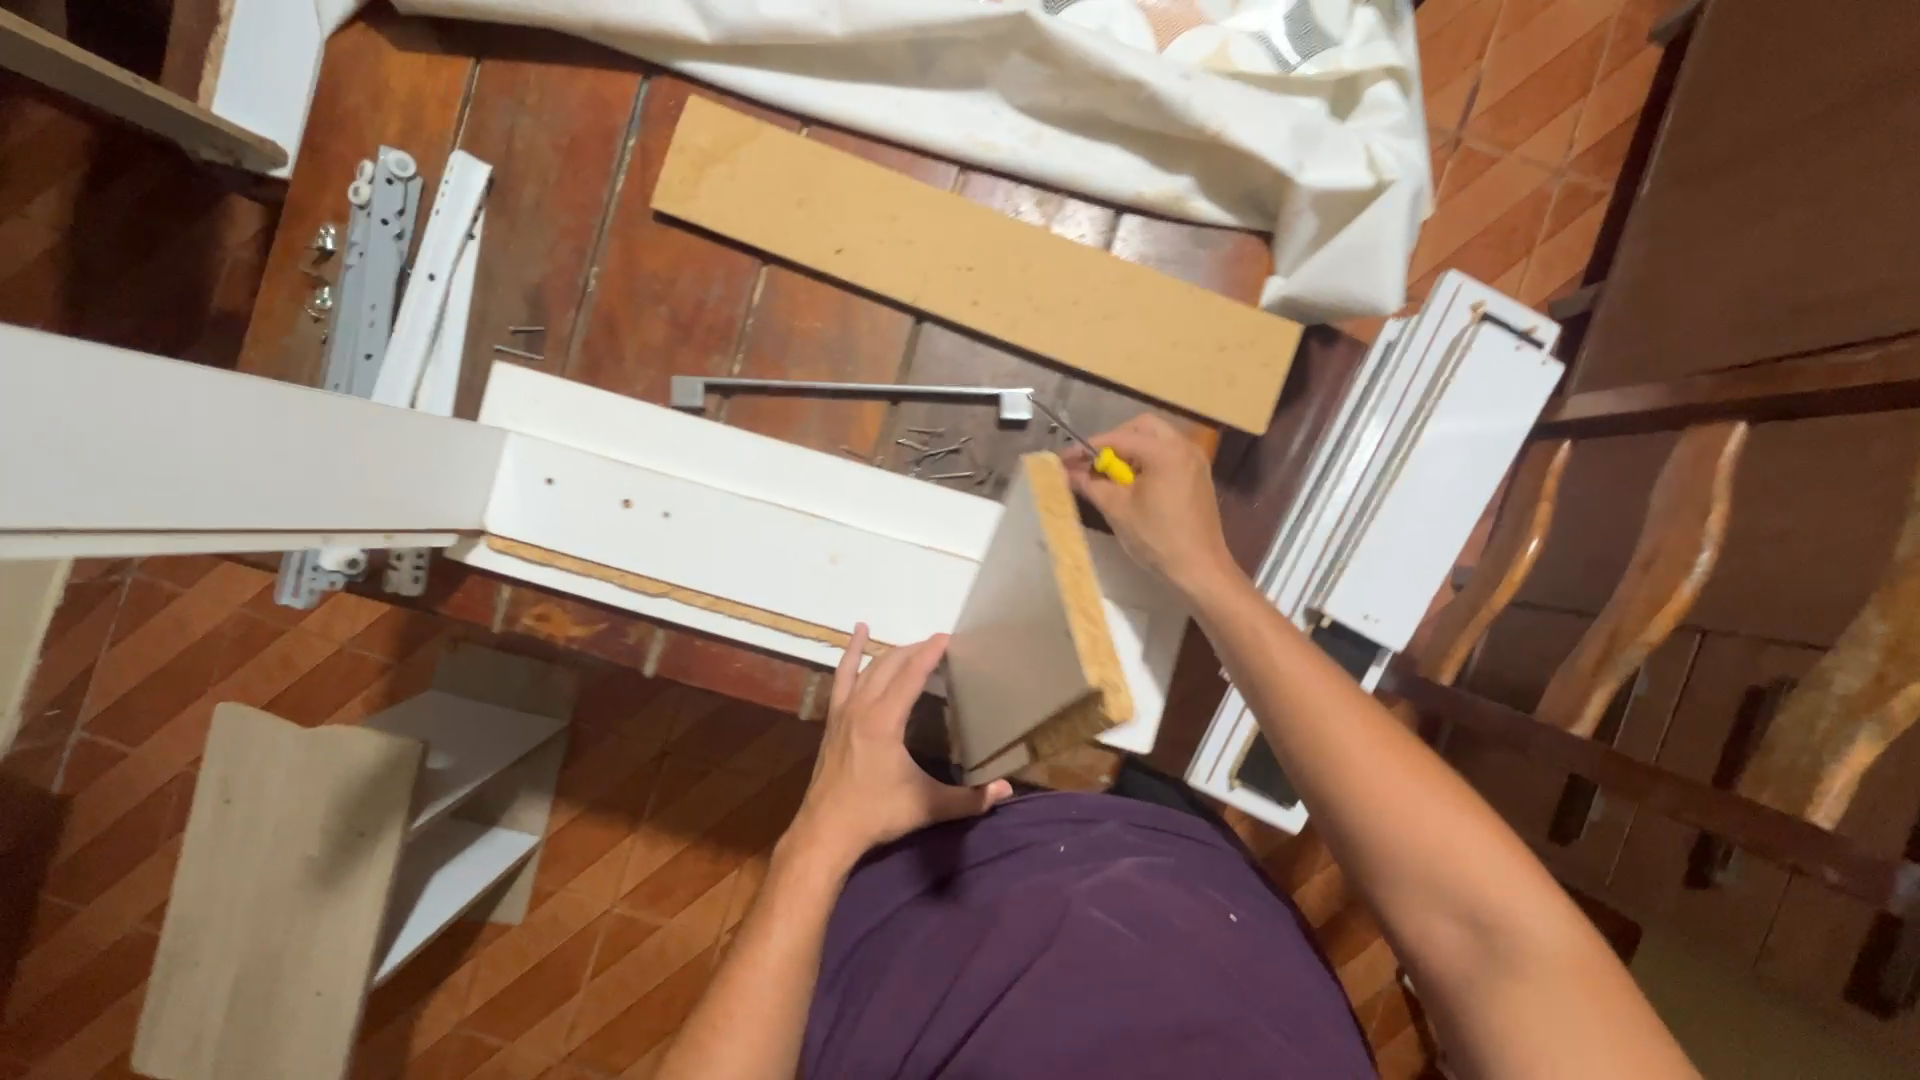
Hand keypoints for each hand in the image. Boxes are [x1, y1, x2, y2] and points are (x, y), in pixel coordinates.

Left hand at [784, 624, 1012, 869]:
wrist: (825, 832)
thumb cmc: (876, 816)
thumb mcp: (927, 807)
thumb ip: (969, 799)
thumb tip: (1007, 791)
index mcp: (884, 721)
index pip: (911, 675)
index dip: (930, 654)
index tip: (948, 637)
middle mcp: (861, 707)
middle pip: (890, 665)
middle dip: (915, 650)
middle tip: (939, 645)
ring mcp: (843, 711)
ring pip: (867, 667)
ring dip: (890, 651)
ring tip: (911, 643)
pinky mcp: (833, 719)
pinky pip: (842, 677)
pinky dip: (851, 654)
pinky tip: (858, 634)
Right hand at [1062, 414, 1240, 597]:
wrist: (1199, 569)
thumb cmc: (1156, 539)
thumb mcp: (1117, 509)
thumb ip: (1090, 484)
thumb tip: (1067, 472)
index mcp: (1164, 452)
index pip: (1118, 438)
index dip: (1087, 447)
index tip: (1065, 459)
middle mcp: (1184, 447)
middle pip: (1141, 427)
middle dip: (1113, 441)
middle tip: (1093, 463)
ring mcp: (1195, 460)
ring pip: (1157, 438)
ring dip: (1131, 449)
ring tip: (1111, 474)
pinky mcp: (1198, 475)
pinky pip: (1168, 453)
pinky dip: (1148, 459)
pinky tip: (1134, 482)